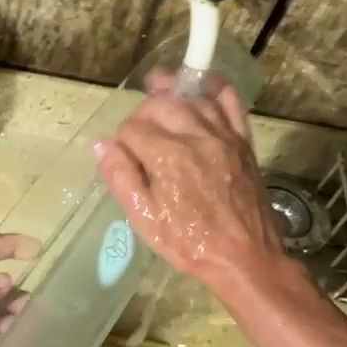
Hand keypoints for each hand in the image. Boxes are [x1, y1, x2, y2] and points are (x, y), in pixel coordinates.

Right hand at [92, 72, 287, 292]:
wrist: (245, 258)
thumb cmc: (189, 242)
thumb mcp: (145, 219)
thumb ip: (121, 178)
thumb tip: (102, 145)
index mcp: (167, 157)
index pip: (132, 127)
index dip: (122, 140)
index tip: (124, 157)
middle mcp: (195, 137)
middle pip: (161, 103)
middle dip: (144, 112)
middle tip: (139, 133)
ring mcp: (223, 136)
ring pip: (193, 97)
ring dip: (173, 94)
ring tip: (160, 95)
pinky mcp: (242, 141)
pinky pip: (230, 102)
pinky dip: (215, 89)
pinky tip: (202, 88)